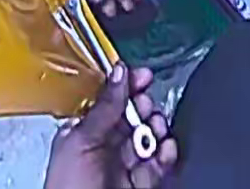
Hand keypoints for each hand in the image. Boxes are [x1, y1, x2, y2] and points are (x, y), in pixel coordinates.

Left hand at [44, 63, 177, 188]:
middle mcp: (101, 148)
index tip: (143, 76)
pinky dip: (165, 156)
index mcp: (81, 132)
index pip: (107, 99)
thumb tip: (119, 72)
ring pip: (145, 139)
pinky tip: (168, 148)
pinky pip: (156, 166)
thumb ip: (104, 107)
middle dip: (143, 107)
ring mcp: (120, 168)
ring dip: (156, 129)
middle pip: (129, 117)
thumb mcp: (82, 142)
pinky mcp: (138, 187)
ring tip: (158, 127)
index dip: (125, 85)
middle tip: (148, 105)